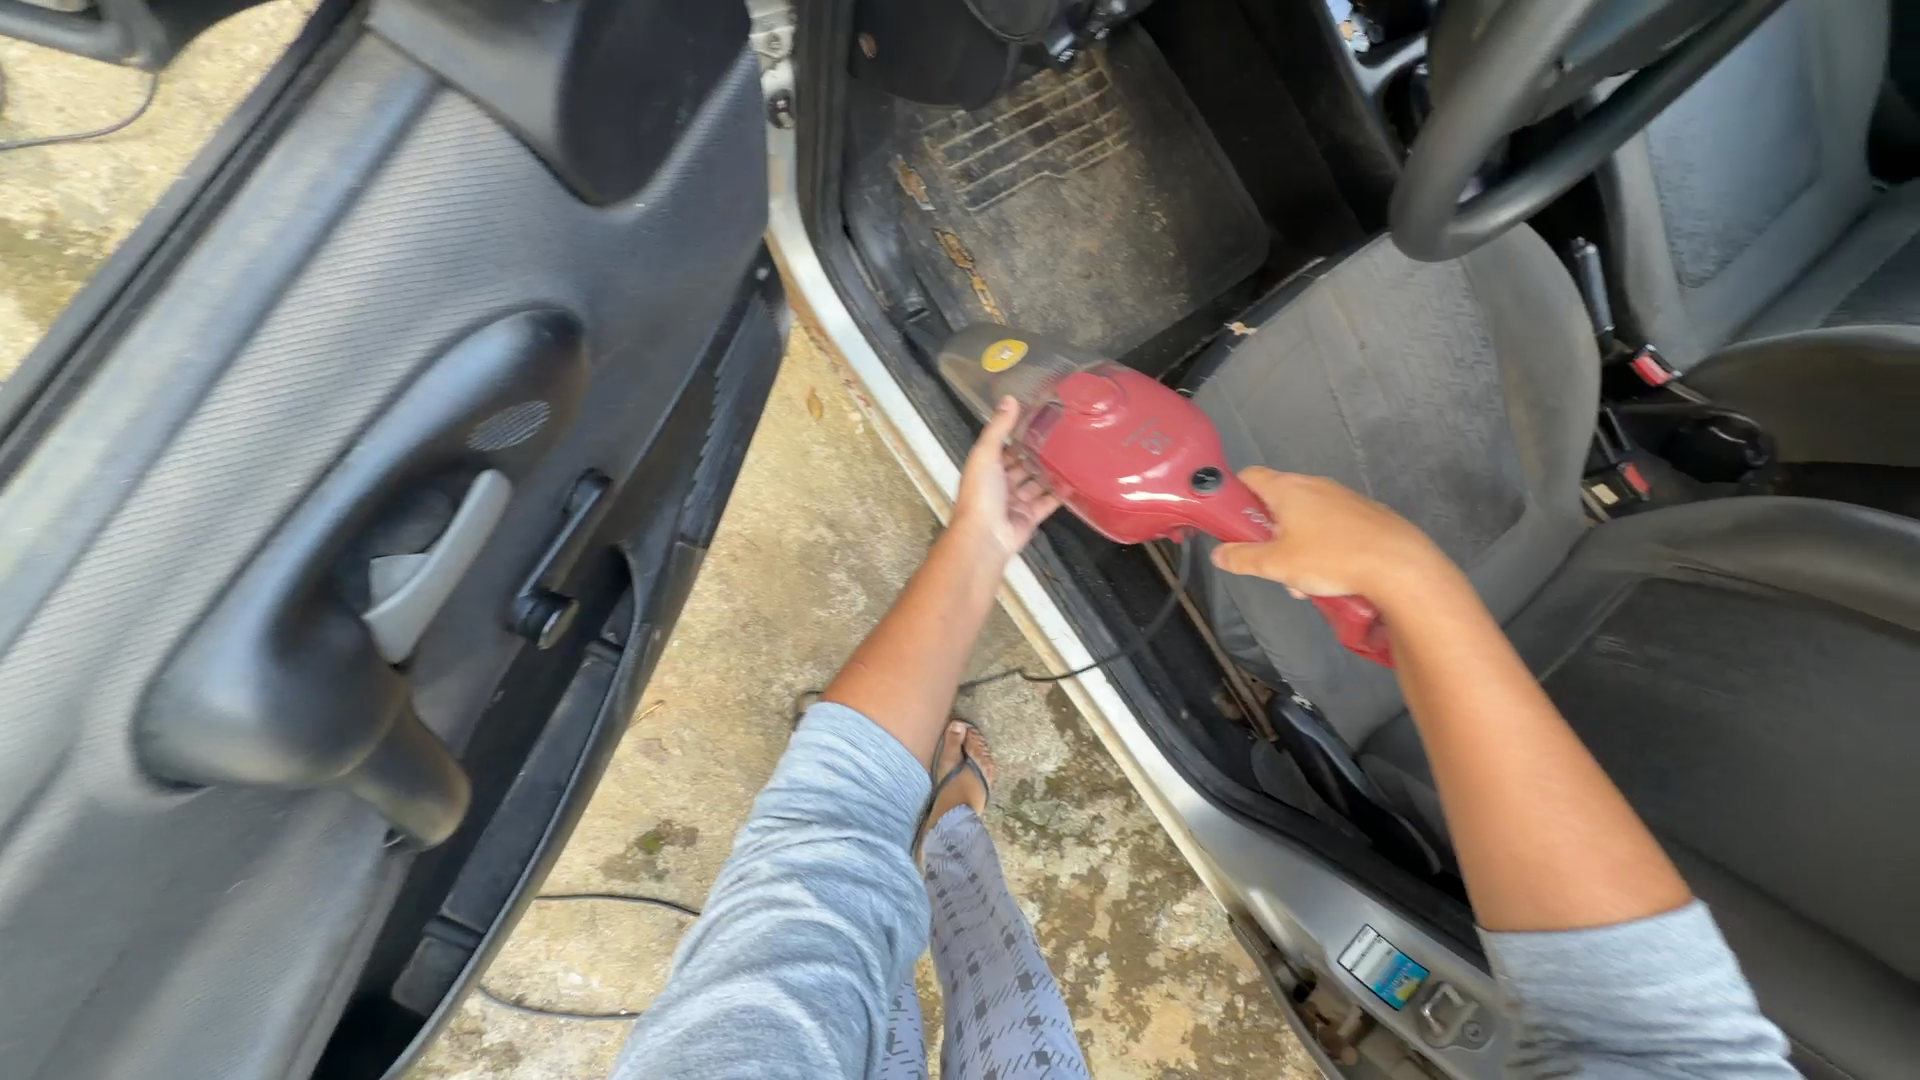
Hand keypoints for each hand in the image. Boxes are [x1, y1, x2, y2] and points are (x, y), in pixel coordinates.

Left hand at [950, 397, 1060, 562]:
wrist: (985, 536)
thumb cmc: (981, 493)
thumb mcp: (986, 454)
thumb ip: (998, 428)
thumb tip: (1010, 399)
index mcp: (986, 468)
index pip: (1004, 448)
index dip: (1018, 435)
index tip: (1040, 419)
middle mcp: (1000, 484)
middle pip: (1022, 466)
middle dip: (1038, 453)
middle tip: (1063, 435)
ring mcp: (1016, 502)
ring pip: (1036, 483)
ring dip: (1050, 472)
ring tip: (1073, 454)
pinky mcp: (1030, 516)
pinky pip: (1047, 503)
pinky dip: (1059, 494)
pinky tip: (1075, 481)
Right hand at [1209, 468, 1455, 602]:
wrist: (1401, 567)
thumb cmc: (1330, 559)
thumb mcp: (1275, 565)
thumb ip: (1242, 558)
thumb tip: (1219, 555)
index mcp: (1288, 489)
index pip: (1248, 476)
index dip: (1234, 495)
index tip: (1231, 522)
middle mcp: (1315, 485)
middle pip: (1277, 500)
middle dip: (1267, 530)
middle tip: (1266, 558)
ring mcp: (1344, 497)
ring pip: (1306, 517)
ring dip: (1295, 543)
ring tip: (1302, 578)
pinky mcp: (1367, 514)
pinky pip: (1332, 526)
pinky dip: (1323, 545)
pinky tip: (1332, 574)